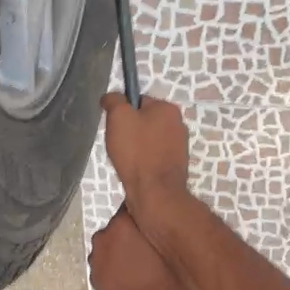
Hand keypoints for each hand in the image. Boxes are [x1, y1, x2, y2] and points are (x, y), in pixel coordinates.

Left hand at [89, 206, 191, 289]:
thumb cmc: (171, 282)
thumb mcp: (171, 245)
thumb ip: (157, 226)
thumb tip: (152, 218)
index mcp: (124, 222)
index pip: (134, 205)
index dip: (147, 212)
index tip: (158, 221)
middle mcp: (104, 235)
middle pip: (120, 226)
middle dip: (134, 232)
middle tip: (153, 246)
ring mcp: (96, 258)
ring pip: (112, 245)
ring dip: (124, 250)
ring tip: (144, 265)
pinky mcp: (94, 277)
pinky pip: (107, 264)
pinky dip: (117, 267)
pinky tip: (133, 279)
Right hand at [101, 94, 189, 218]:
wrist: (155, 192)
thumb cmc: (137, 151)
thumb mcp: (119, 117)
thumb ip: (114, 101)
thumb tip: (111, 97)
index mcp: (168, 109)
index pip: (139, 101)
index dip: (122, 112)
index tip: (114, 126)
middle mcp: (179, 125)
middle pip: (144, 121)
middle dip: (129, 131)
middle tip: (118, 144)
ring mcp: (179, 147)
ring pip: (148, 141)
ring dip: (135, 148)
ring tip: (125, 160)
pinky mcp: (176, 166)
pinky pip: (153, 157)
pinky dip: (143, 162)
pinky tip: (135, 171)